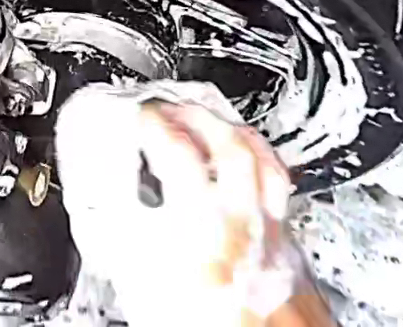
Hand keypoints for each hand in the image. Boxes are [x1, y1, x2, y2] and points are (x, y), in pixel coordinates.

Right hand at [55, 85, 332, 326]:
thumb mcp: (148, 295)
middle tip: (177, 108)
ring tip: (215, 121)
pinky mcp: (293, 249)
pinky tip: (253, 164)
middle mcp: (243, 225)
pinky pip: (280, 185)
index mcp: (202, 233)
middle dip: (200, 117)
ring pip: (262, 161)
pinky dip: (263, 163)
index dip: (158, 124)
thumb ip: (132, 247)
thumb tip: (109, 217)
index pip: (179, 152)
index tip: (144, 114)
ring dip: (235, 132)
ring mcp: (273, 233)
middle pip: (229, 145)